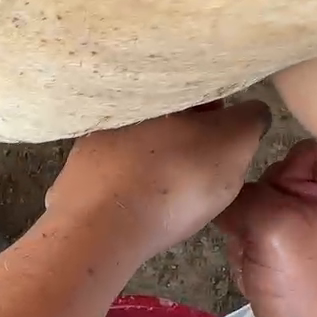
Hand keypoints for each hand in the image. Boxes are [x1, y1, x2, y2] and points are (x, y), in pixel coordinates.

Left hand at [46, 102, 269, 247]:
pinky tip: (133, 207)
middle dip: (178, 136)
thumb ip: (248, 119)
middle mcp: (112, 114)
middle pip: (156, 118)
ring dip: (147, 163)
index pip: (189, 86)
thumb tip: (247, 112)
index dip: (212, 106)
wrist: (101, 229)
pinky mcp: (68, 185)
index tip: (222, 130)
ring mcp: (83, 150)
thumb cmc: (174, 179)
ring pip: (127, 149)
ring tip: (165, 190)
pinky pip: (104, 182)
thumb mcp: (234, 142)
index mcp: (152, 90)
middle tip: (197, 163)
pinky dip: (121, 191)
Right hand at [216, 141, 316, 316]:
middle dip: (268, 204)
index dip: (289, 171)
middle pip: (293, 168)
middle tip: (271, 242)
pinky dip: (262, 242)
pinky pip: (277, 221)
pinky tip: (267, 266)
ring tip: (268, 260)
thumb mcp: (274, 231)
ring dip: (258, 228)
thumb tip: (214, 175)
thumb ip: (242, 192)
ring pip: (277, 196)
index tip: (286, 205)